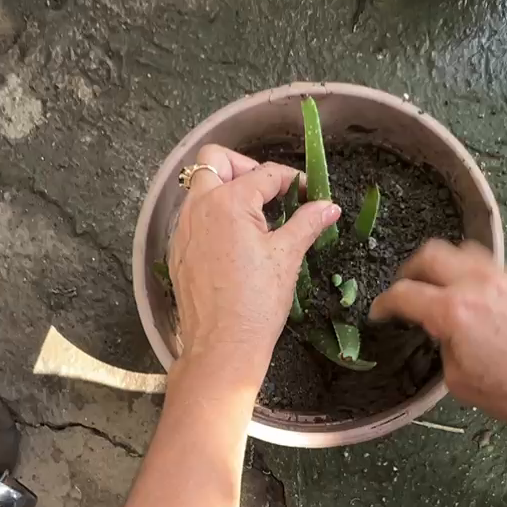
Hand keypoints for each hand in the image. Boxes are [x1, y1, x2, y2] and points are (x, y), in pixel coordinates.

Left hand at [167, 145, 340, 388]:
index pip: (265, 174)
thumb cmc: (257, 302)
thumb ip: (307, 223)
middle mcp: (199, 207)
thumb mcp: (287, 257)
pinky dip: (212, 218)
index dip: (291, 180)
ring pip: (199, 188)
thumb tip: (328, 207)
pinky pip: (192, 219)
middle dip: (243, 167)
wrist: (222, 346)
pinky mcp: (178, 252)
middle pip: (215, 160)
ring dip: (226, 191)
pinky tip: (234, 244)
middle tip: (267, 192)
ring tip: (253, 219)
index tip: (307, 193)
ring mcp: (183, 230)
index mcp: (228, 202)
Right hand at [371, 240, 506, 433]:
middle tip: (405, 289)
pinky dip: (476, 279)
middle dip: (411, 270)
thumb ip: (444, 347)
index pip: (404, 294)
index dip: (384, 303)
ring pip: (465, 253)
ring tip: (443, 290)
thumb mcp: (460, 381)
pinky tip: (482, 306)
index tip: (380, 312)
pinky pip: (494, 269)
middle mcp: (479, 283)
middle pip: (431, 253)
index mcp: (454, 311)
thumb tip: (444, 334)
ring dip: (446, 267)